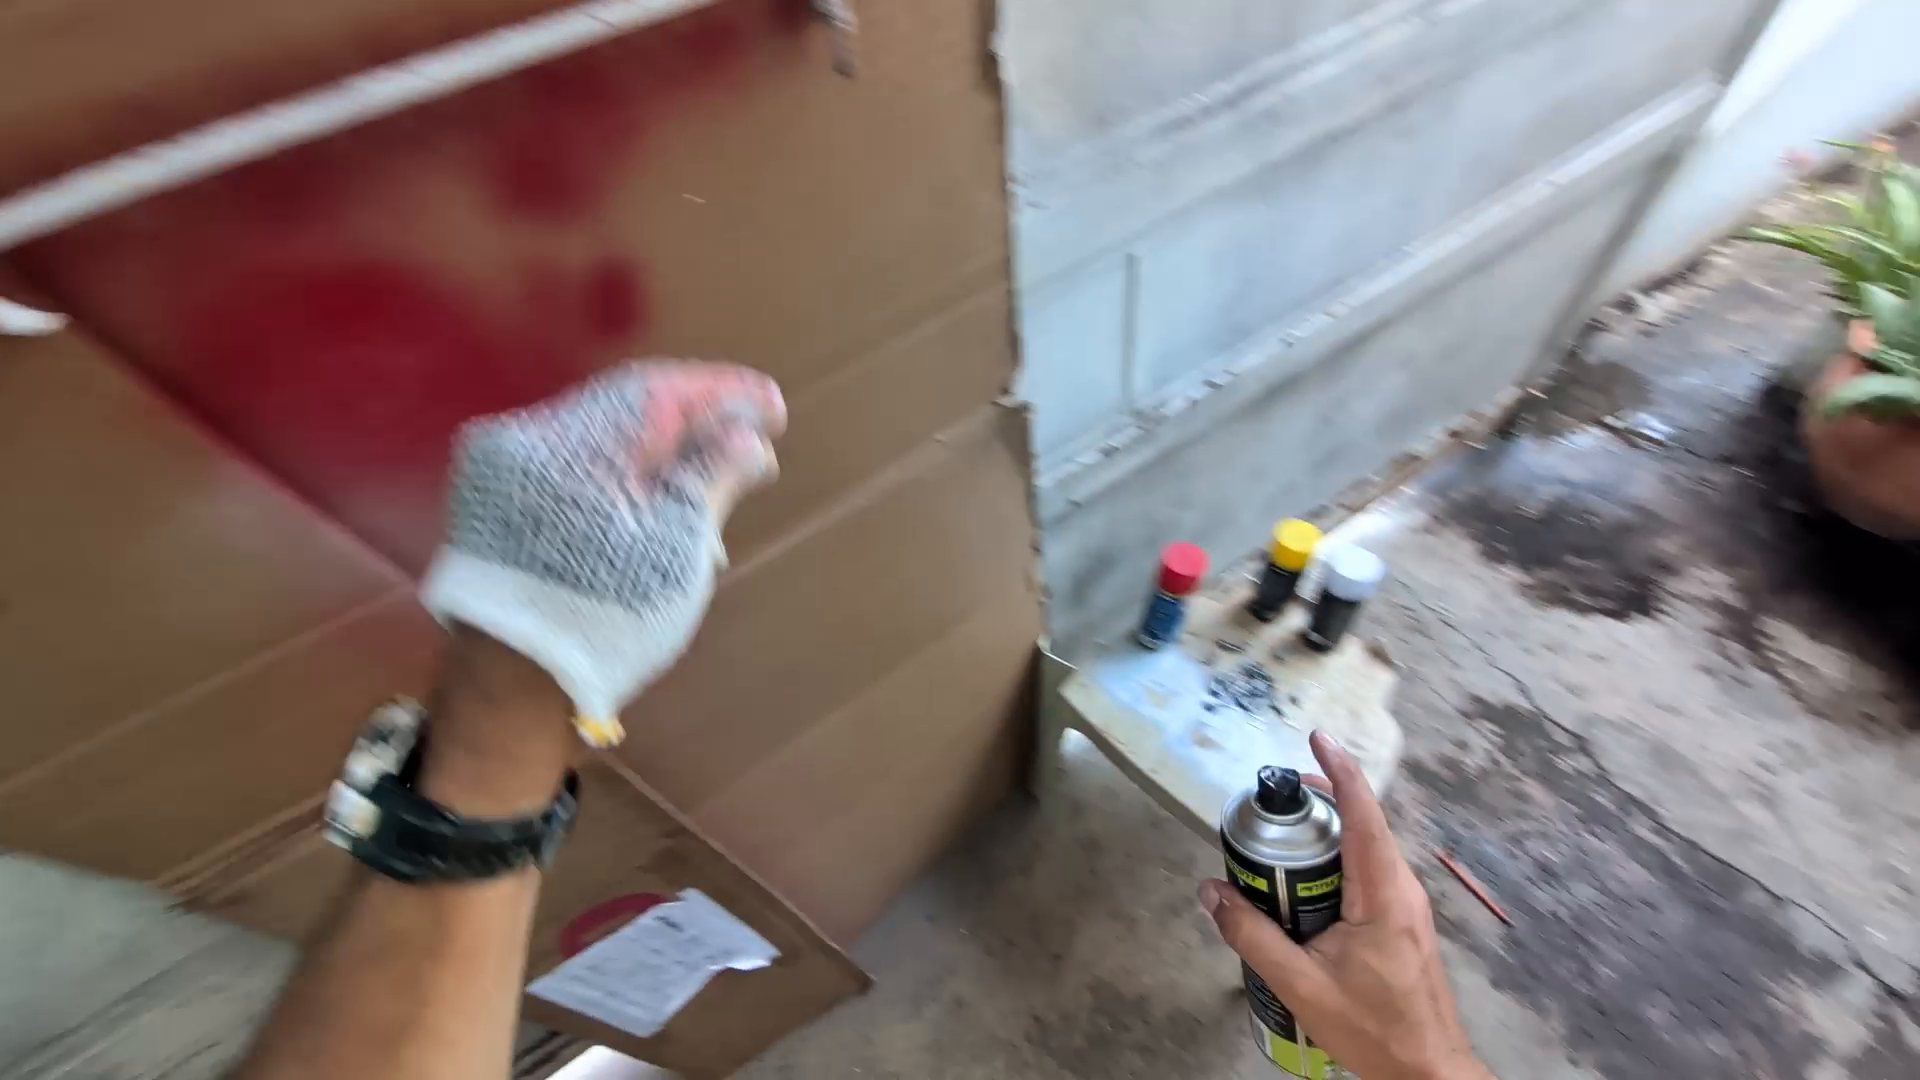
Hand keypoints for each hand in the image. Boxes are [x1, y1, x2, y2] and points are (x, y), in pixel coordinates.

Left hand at [420, 361, 785, 748]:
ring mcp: (506, 465)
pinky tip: (671, 490)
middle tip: (755, 430)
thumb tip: (750, 435)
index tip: (773, 405)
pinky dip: (634, 467)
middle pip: (630, 406)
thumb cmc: (605, 624)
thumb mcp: (675, 551)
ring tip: (723, 469)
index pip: (656, 394)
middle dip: (700, 416)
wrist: (512, 691)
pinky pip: (584, 459)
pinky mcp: (503, 492)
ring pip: (610, 432)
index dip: (723, 393)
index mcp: (564, 452)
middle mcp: (523, 441)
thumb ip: (712, 479)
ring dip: (671, 444)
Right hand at [1200, 732, 1490, 1079]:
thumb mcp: (1302, 986)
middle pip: (1362, 821)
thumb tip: (1210, 890)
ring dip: (1326, 826)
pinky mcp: (1400, 917)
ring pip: (1365, 843)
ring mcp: (1405, 903)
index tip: (1317, 737)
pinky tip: (1305, 874)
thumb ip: (1252, 935)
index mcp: (1383, 895)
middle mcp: (1400, 888)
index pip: (1364, 816)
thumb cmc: (1374, 1031)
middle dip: (1321, 796)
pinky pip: (1366, 865)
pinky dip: (1335, 851)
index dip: (1341, 771)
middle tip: (1273, 794)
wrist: (1432, 1079)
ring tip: (1281, 830)